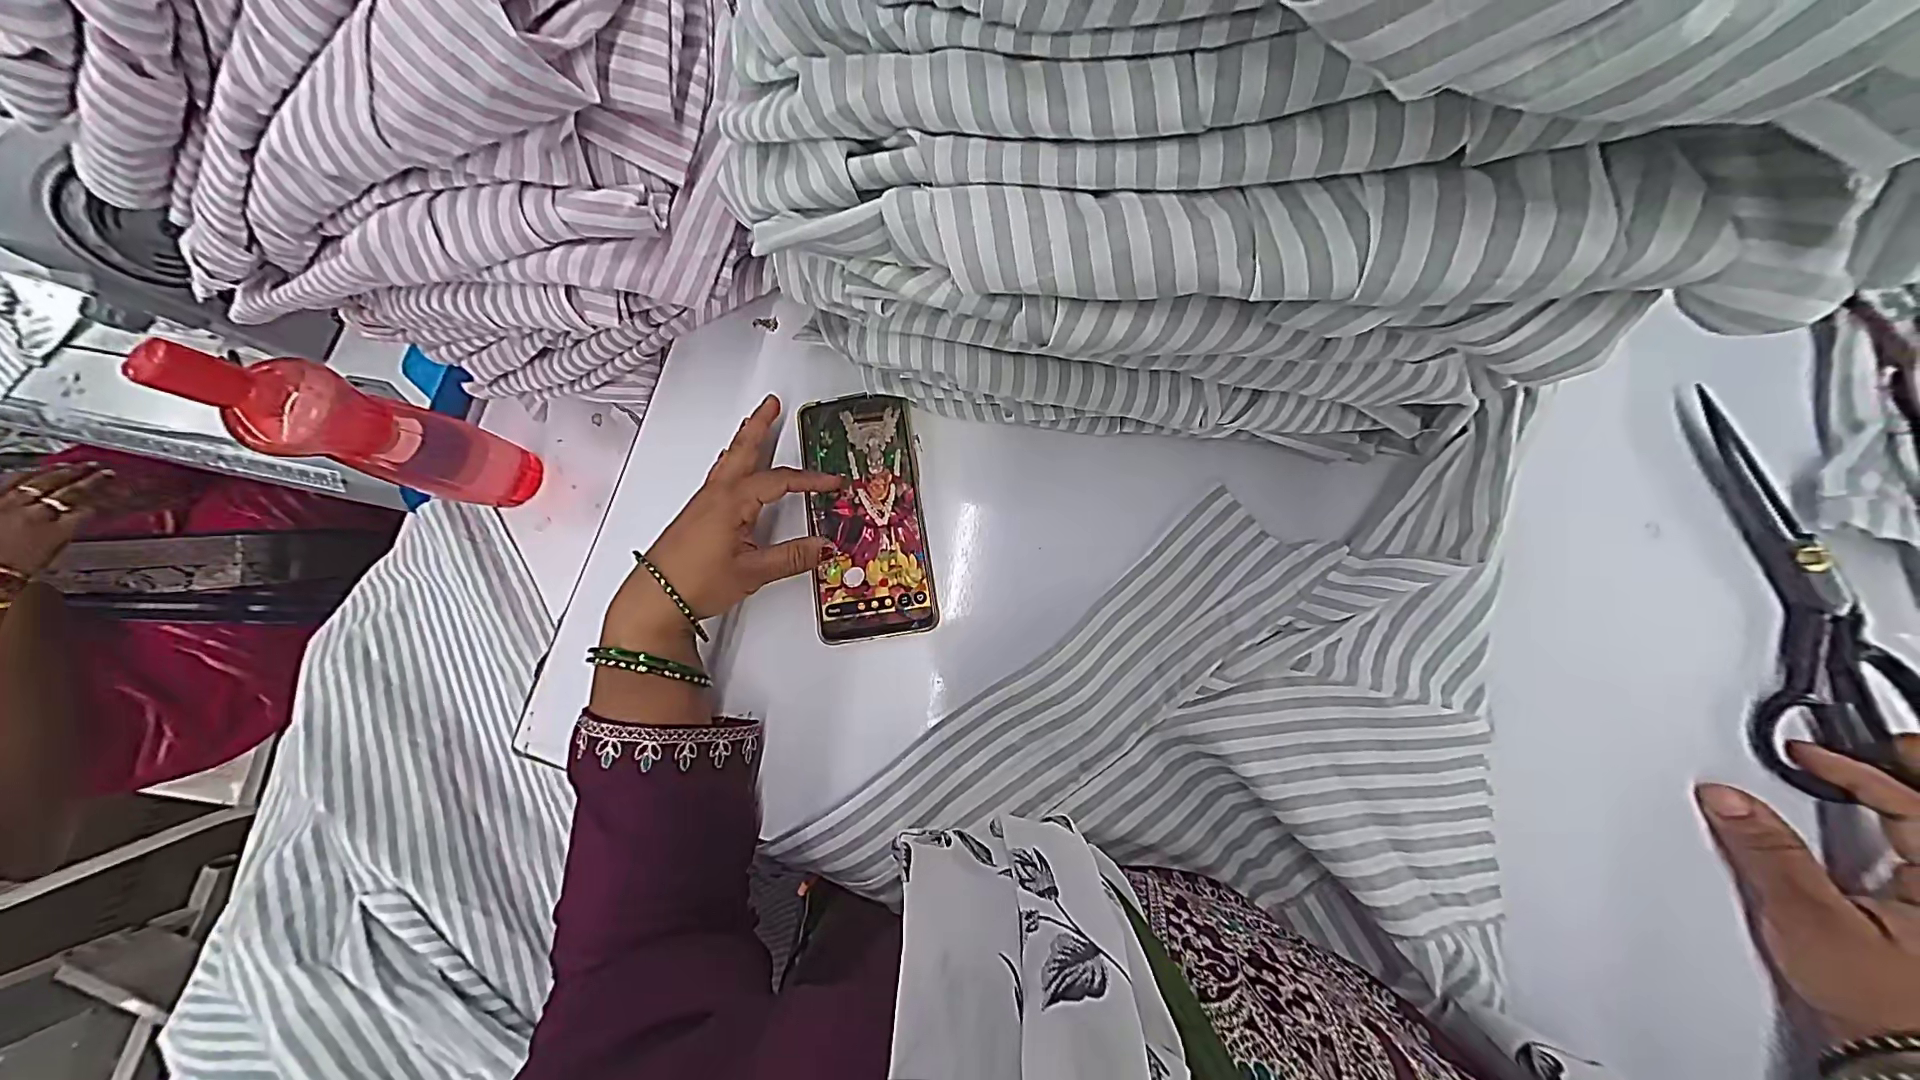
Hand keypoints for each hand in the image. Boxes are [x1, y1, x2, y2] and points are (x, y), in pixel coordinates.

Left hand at [0, 463, 115, 581]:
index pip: (86, 509)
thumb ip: (63, 535)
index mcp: (56, 530)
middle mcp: (34, 513)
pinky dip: (18, 475)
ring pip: (33, 482)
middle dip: (86, 478)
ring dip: (53, 472)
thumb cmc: (11, 569)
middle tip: (98, 469)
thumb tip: (78, 518)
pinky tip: (25, 472)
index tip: (111, 490)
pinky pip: (4, 483)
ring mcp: (5, 505)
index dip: (100, 498)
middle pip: (66, 491)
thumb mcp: (49, 555)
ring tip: (65, 466)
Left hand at [603, 395, 840, 648]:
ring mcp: (704, 502)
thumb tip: (822, 546)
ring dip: (744, 439)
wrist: (655, 598)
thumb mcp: (754, 571)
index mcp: (732, 501)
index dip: (810, 480)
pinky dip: (731, 461)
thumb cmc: (692, 582)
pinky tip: (734, 467)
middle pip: (743, 450)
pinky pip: (720, 476)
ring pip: (729, 460)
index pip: (780, 481)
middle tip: (771, 405)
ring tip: (755, 425)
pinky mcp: (697, 514)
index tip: (831, 481)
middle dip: (760, 424)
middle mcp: (716, 495)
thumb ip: (792, 557)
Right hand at [1697, 737, 1919, 1044]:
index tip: (1807, 753)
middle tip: (1882, 740)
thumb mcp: (1809, 921)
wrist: (1904, 1059)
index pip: (1908, 804)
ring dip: (1905, 798)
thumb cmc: (1880, 1005)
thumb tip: (1726, 800)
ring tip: (1884, 767)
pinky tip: (1880, 826)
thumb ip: (1767, 853)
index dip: (1855, 770)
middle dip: (1908, 769)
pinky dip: (1902, 829)